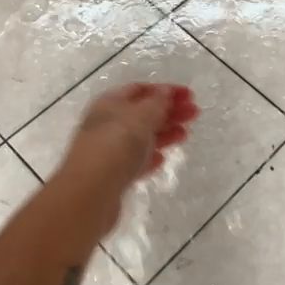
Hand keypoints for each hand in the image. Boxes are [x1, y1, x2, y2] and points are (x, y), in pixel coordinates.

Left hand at [56, 83, 198, 200]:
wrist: (89, 195)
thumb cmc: (116, 146)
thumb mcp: (141, 117)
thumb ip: (157, 103)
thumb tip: (165, 92)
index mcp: (110, 103)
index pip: (140, 89)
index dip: (165, 90)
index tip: (190, 95)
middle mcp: (106, 124)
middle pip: (142, 113)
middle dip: (169, 111)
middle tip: (194, 114)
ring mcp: (108, 150)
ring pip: (140, 137)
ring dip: (164, 133)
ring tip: (185, 135)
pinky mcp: (112, 176)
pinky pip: (135, 161)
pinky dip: (150, 157)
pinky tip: (162, 159)